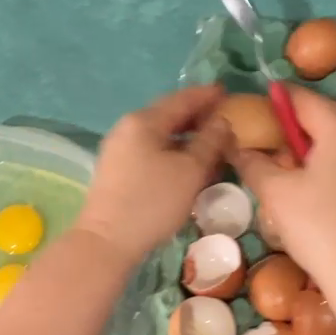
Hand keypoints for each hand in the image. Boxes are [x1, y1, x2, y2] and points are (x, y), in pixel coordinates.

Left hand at [76, 86, 232, 261]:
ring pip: (159, 137)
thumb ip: (210, 142)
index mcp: (143, 121)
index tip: (227, 92)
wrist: (107, 242)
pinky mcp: (116, 172)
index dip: (206, 96)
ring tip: (211, 146)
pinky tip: (187, 166)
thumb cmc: (152, 202)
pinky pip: (150, 153)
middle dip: (197, 118)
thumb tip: (221, 121)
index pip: (181, 99)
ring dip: (185, 139)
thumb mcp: (190, 171)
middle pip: (167, 116)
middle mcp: (126, 129)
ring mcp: (118, 151)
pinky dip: (172, 154)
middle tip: (224, 121)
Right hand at [231, 85, 335, 286]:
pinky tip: (320, 188)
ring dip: (321, 143)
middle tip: (275, 142)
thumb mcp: (276, 194)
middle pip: (330, 115)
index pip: (304, 99)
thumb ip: (254, 164)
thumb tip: (236, 147)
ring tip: (295, 168)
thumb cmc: (319, 226)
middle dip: (301, 123)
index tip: (258, 104)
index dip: (279, 99)